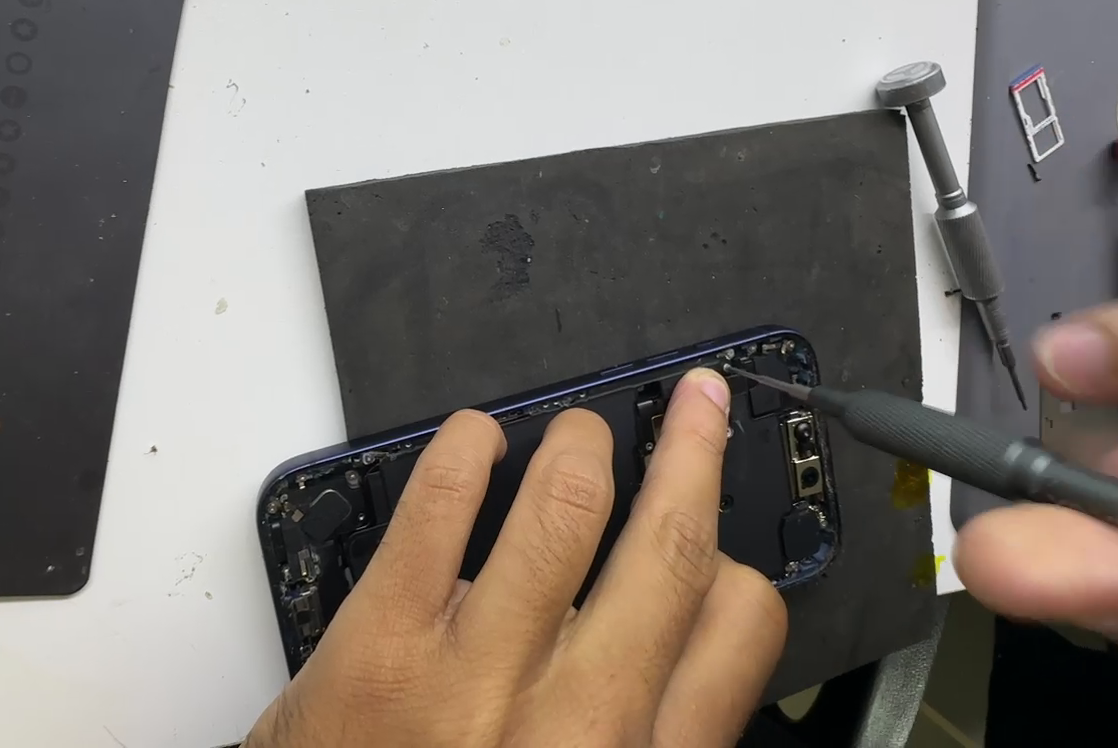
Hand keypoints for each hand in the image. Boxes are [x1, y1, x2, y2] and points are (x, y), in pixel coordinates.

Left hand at [244, 368, 788, 747]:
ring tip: (578, 432)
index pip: (735, 625)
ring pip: (565, 501)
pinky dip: (466, 445)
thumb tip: (663, 625)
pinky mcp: (382, 637)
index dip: (732, 558)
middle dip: (692, 451)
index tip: (708, 530)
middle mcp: (577, 719)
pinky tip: (476, 439)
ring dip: (581, 441)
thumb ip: (632, 723)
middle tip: (696, 401)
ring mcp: (473, 671)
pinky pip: (439, 501)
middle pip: (668, 546)